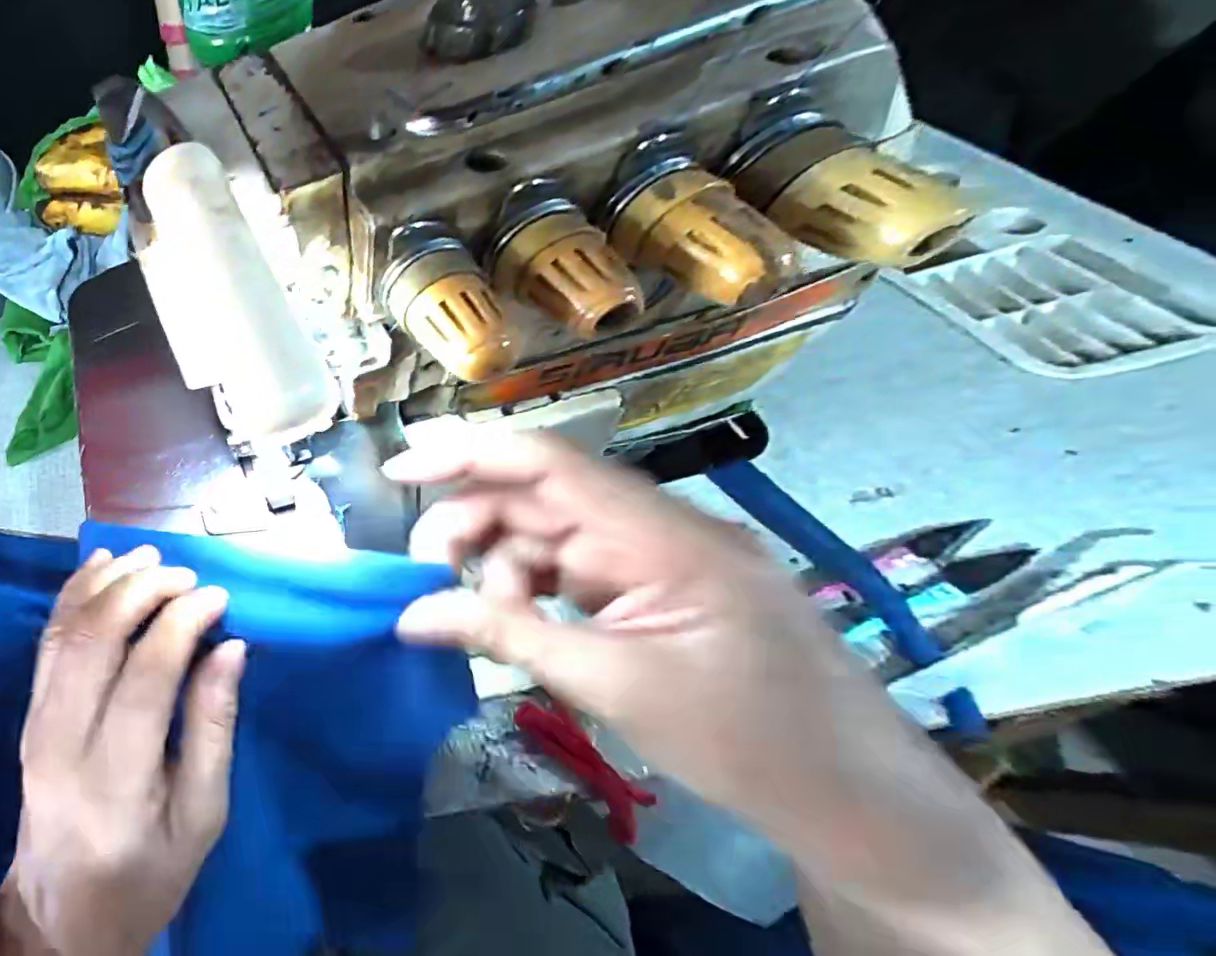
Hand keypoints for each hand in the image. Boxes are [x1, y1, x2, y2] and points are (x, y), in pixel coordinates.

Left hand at [0, 546, 246, 955]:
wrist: (60, 913)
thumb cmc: (147, 873)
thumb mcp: (203, 815)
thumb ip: (214, 726)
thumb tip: (230, 645)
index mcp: (116, 781)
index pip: (146, 676)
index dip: (183, 622)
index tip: (218, 597)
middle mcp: (63, 743)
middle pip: (96, 640)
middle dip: (143, 590)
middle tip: (186, 576)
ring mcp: (36, 724)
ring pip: (66, 630)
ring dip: (108, 581)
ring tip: (151, 556)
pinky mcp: (28, 713)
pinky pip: (49, 639)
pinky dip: (75, 593)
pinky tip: (104, 565)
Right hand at [384, 431, 898, 832]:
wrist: (859, 804)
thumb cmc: (749, 742)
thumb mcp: (613, 685)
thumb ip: (506, 638)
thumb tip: (410, 617)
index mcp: (659, 533)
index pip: (547, 462)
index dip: (465, 454)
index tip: (399, 470)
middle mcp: (650, 527)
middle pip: (533, 498)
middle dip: (469, 528)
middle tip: (426, 578)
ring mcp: (648, 557)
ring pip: (541, 535)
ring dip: (496, 567)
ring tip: (479, 619)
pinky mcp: (644, 587)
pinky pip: (564, 569)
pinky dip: (525, 591)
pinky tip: (516, 626)